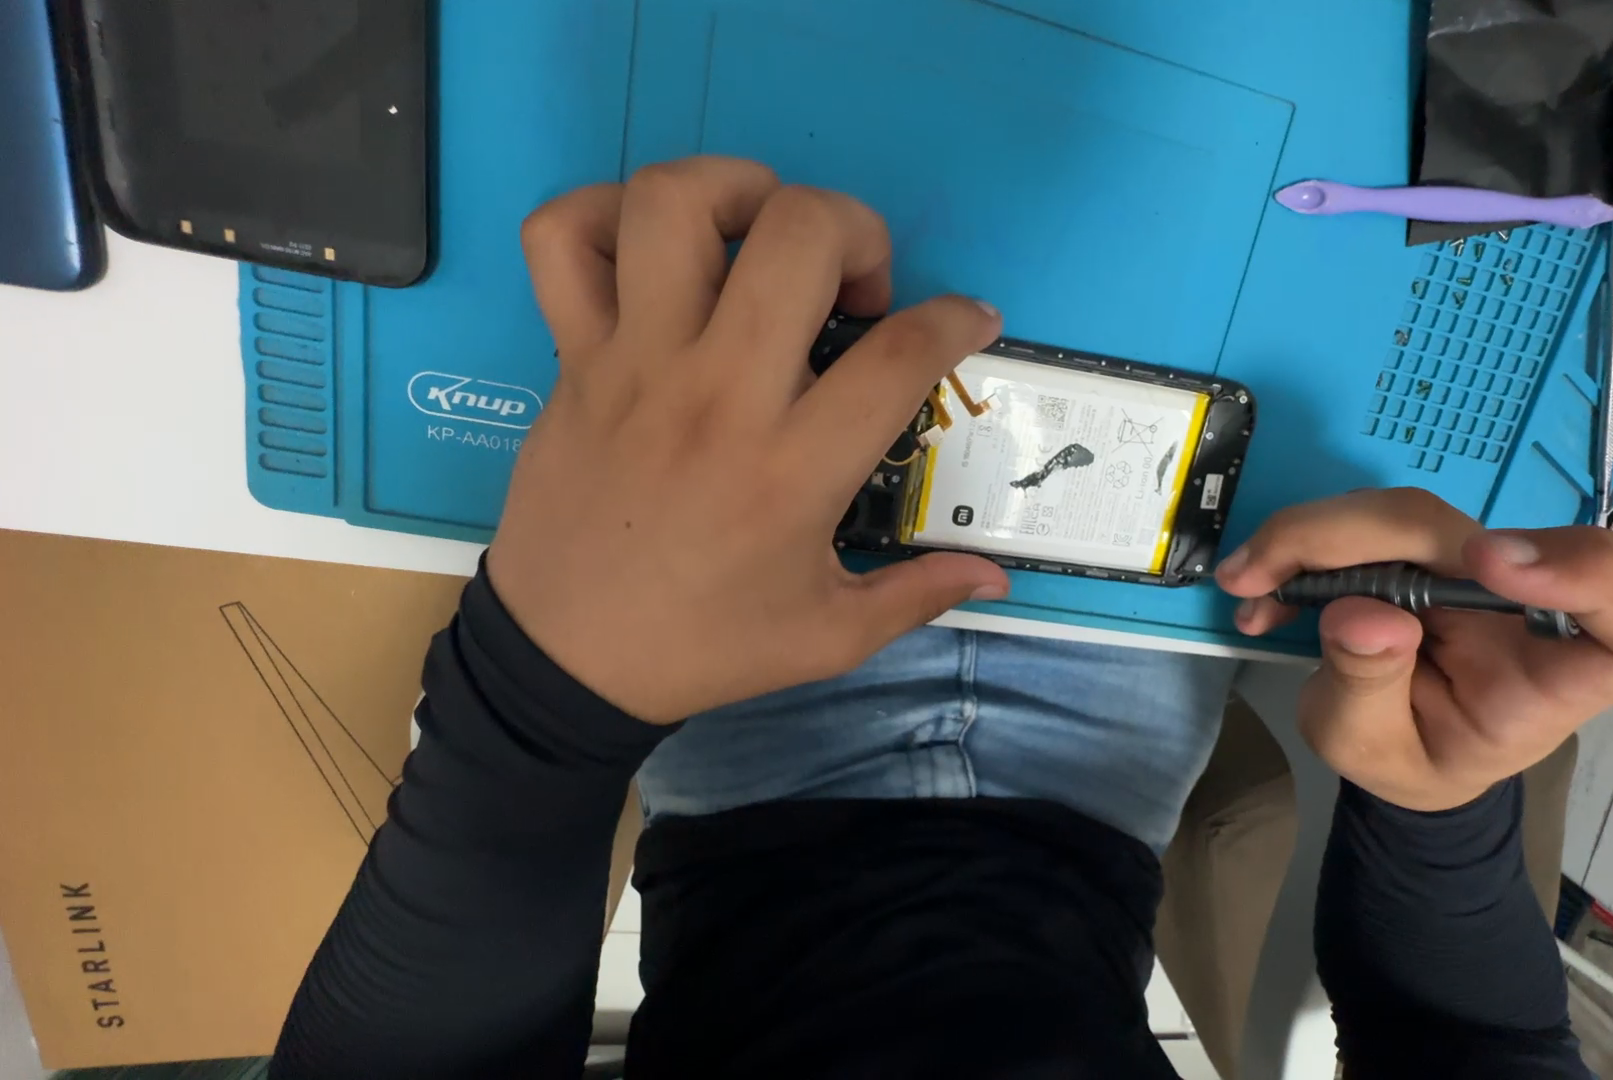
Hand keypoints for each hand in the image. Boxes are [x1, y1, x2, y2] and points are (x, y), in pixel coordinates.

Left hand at [487, 157, 1009, 722]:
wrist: (567, 661)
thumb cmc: (707, 645)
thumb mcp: (830, 638)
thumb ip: (920, 595)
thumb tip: (996, 576)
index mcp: (795, 467)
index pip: (901, 356)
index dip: (957, 320)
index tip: (971, 320)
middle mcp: (719, 394)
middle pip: (799, 236)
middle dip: (859, 231)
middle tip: (860, 288)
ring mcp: (635, 365)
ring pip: (676, 205)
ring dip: (742, 192)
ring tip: (766, 240)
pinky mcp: (573, 360)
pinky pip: (564, 238)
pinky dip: (608, 213)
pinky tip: (659, 255)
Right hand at [1214, 489, 1612, 810]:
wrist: (1396, 743)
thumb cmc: (1410, 760)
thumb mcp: (1373, 751)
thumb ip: (1368, 689)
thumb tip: (1359, 610)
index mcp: (1554, 677)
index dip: (1594, 575)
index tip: (1490, 566)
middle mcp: (1525, 607)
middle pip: (1468, 535)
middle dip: (1350, 538)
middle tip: (1256, 574)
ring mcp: (1472, 570)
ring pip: (1405, 513)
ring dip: (1308, 536)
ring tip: (1245, 587)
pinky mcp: (1422, 551)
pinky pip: (1365, 521)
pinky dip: (1300, 543)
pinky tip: (1259, 587)